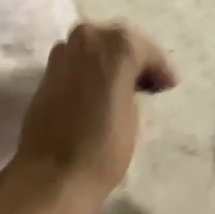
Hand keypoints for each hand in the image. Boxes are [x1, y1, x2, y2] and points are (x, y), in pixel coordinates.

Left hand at [9, 22, 176, 213]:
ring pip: (94, 48)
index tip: (167, 86)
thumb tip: (129, 80)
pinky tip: (100, 92)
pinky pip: (77, 62)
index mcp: (115, 45)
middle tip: (148, 84)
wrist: (52, 175)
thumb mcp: (133, 114)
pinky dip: (90, 71)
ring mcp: (62, 52)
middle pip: (116, 41)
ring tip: (124, 89)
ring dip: (109, 63)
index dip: (159, 67)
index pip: (145, 49)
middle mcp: (86, 38)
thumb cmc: (102, 149)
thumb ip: (132, 85)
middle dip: (133, 59)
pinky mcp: (47, 71)